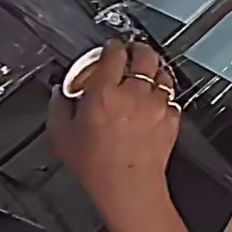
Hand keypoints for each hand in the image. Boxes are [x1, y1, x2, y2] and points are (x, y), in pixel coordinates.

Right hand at [48, 41, 187, 231]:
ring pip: (164, 75)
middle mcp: (135, 94)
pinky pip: (172, 99)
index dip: (113, 46)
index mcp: (104, 92)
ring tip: (149, 70)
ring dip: (156, 70)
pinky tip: (158, 99)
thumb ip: (59, 105)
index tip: (112, 46)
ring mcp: (157, 105)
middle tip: (134, 50)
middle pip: (146, 57)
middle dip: (139, 49)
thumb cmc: (96, 165)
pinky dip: (165, 95)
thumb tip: (60, 92)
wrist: (128, 185)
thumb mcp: (60, 133)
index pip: (114, 54)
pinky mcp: (172, 119)